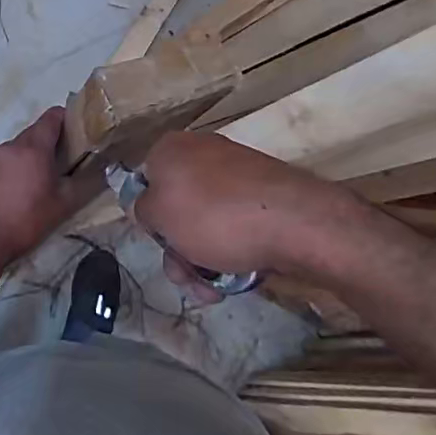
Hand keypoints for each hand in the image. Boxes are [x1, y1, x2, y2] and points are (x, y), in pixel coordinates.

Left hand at [0, 107, 83, 266]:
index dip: (68, 118)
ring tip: (44, 178)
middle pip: (37, 131)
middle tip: (67, 161)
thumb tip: (104, 171)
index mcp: (34, 146)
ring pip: (20, 146)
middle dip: (52, 141)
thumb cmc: (26, 219)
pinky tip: (22, 190)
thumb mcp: (64, 204)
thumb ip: (86, 183)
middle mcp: (12, 145)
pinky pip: (6, 160)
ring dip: (34, 155)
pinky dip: (17, 166)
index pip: (53, 115)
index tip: (79, 133)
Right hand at [133, 129, 371, 283]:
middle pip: (175, 209)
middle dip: (177, 250)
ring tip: (216, 286)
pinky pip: (232, 225)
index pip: (144, 180)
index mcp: (173, 148)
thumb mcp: (159, 214)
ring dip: (201, 261)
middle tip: (188, 274)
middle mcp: (202, 154)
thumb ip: (144, 208)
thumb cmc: (214, 215)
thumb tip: (152, 203)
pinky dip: (230, 252)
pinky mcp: (260, 195)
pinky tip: (239, 276)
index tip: (160, 240)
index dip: (150, 216)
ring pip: (203, 225)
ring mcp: (234, 174)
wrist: (292, 219)